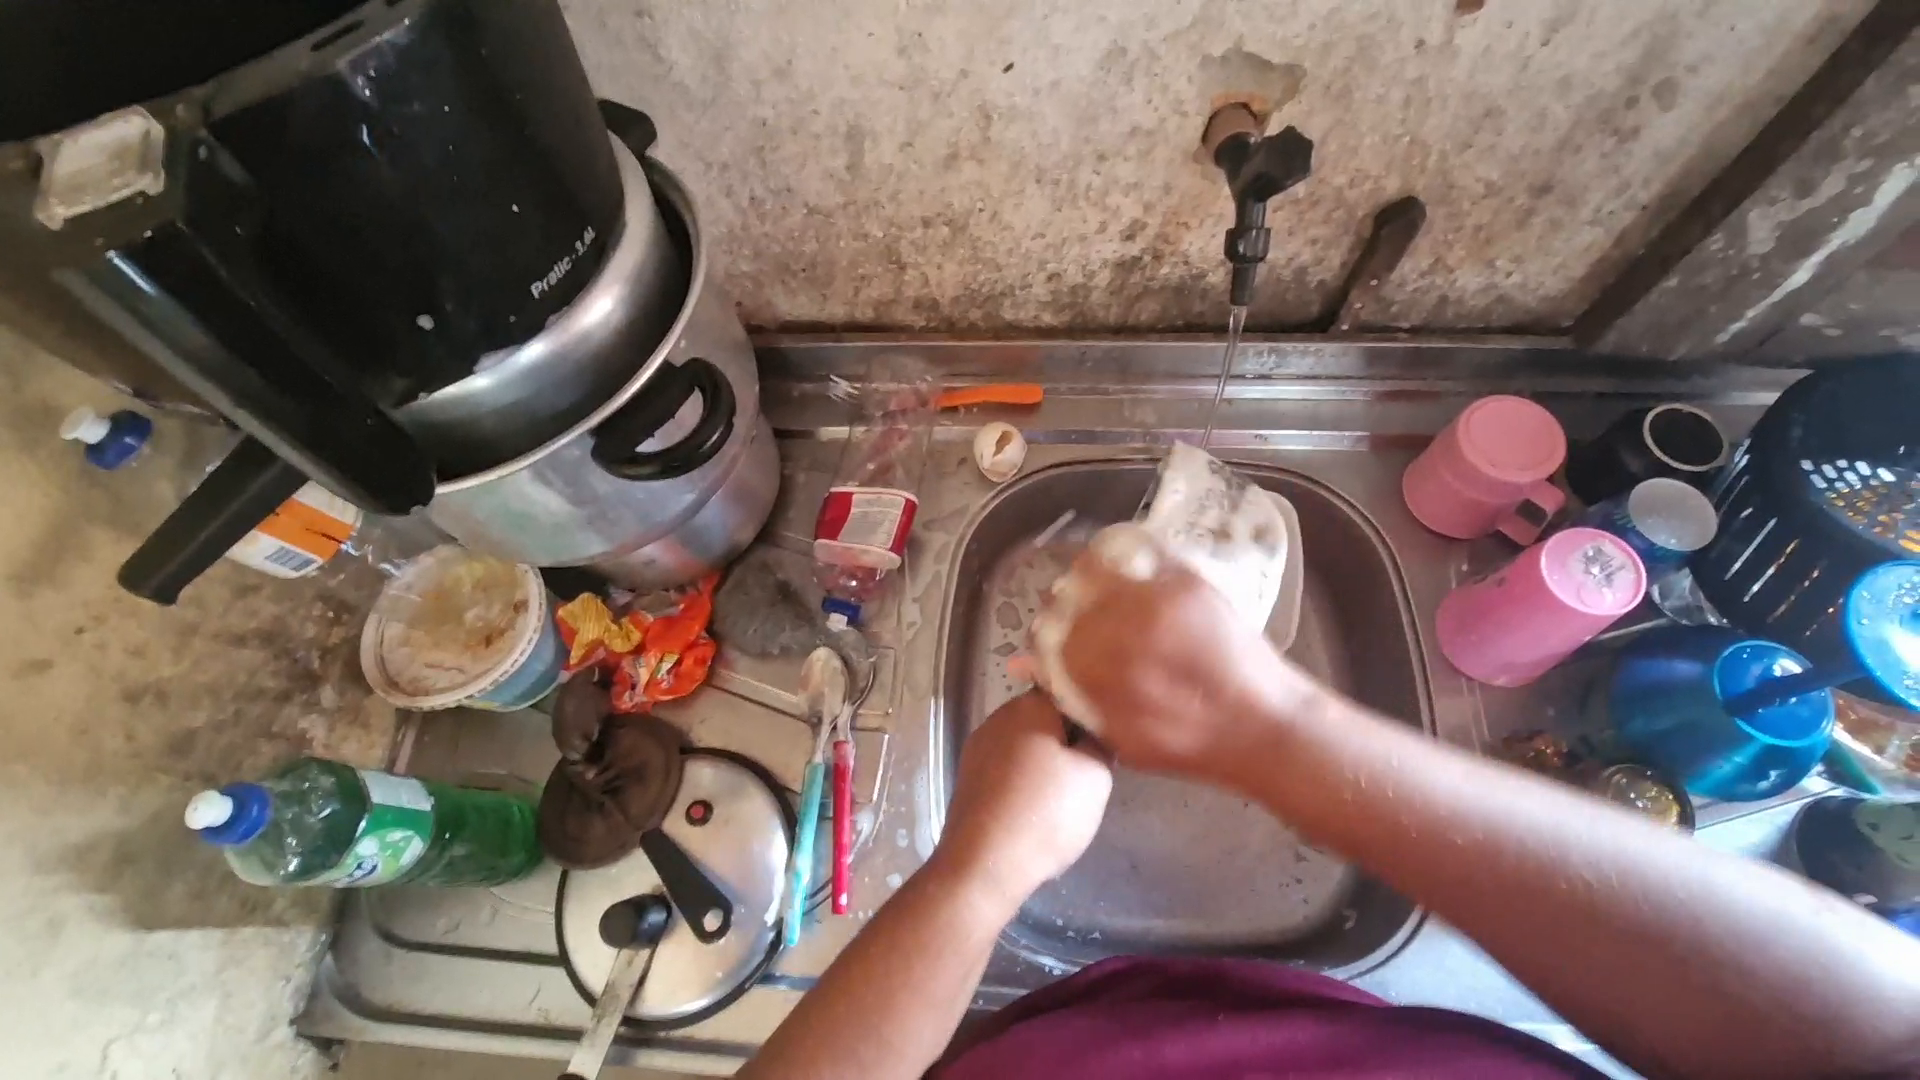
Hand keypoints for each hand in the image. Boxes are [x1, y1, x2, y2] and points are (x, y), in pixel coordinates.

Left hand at [931, 691, 1112, 913]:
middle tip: (1089, 769)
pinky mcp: (968, 777)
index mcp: (1028, 706)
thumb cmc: (1046, 813)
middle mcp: (997, 717)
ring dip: (1044, 760)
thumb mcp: (1095, 777)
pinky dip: (1022, 779)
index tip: (1104, 737)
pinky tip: (1034, 808)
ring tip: (1063, 794)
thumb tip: (1093, 733)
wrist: (984, 865)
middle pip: (1042, 716)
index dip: (1089, 710)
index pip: (1066, 688)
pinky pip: (1005, 766)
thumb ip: (1100, 743)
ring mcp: (977, 747)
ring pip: (1023, 742)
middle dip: (1066, 737)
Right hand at [1050, 538, 1332, 784]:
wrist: (1262, 726)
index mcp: (1097, 667)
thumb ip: (1067, 695)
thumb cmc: (1186, 742)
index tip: (1055, 642)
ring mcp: (1154, 597)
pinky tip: (1124, 575)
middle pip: (1067, 598)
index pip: (1047, 633)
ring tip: (1100, 597)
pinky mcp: (1185, 580)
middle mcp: (1120, 625)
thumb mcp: (1117, 735)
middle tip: (1078, 620)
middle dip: (1065, 608)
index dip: (1045, 636)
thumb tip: (1022, 664)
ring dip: (1088, 580)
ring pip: (1095, 569)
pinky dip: (1120, 557)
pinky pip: (1135, 552)